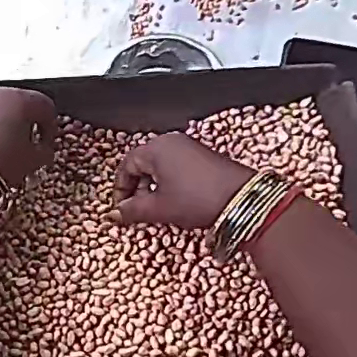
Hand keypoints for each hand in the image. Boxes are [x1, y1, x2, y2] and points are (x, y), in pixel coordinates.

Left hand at [0, 86, 56, 187]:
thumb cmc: (1, 164)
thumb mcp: (33, 161)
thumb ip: (44, 150)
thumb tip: (43, 150)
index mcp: (20, 100)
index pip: (45, 106)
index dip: (50, 127)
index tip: (47, 144)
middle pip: (19, 105)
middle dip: (25, 125)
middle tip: (27, 146)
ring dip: (4, 127)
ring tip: (5, 151)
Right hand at [114, 133, 253, 228]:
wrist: (240, 200)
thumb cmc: (198, 199)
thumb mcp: (158, 208)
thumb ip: (131, 210)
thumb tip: (116, 213)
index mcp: (156, 148)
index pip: (126, 166)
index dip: (120, 189)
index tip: (120, 207)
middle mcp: (172, 142)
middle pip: (142, 163)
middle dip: (136, 188)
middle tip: (135, 209)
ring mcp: (189, 148)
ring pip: (159, 166)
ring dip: (152, 187)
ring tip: (155, 207)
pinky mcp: (202, 157)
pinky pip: (175, 167)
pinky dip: (168, 183)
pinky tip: (174, 201)